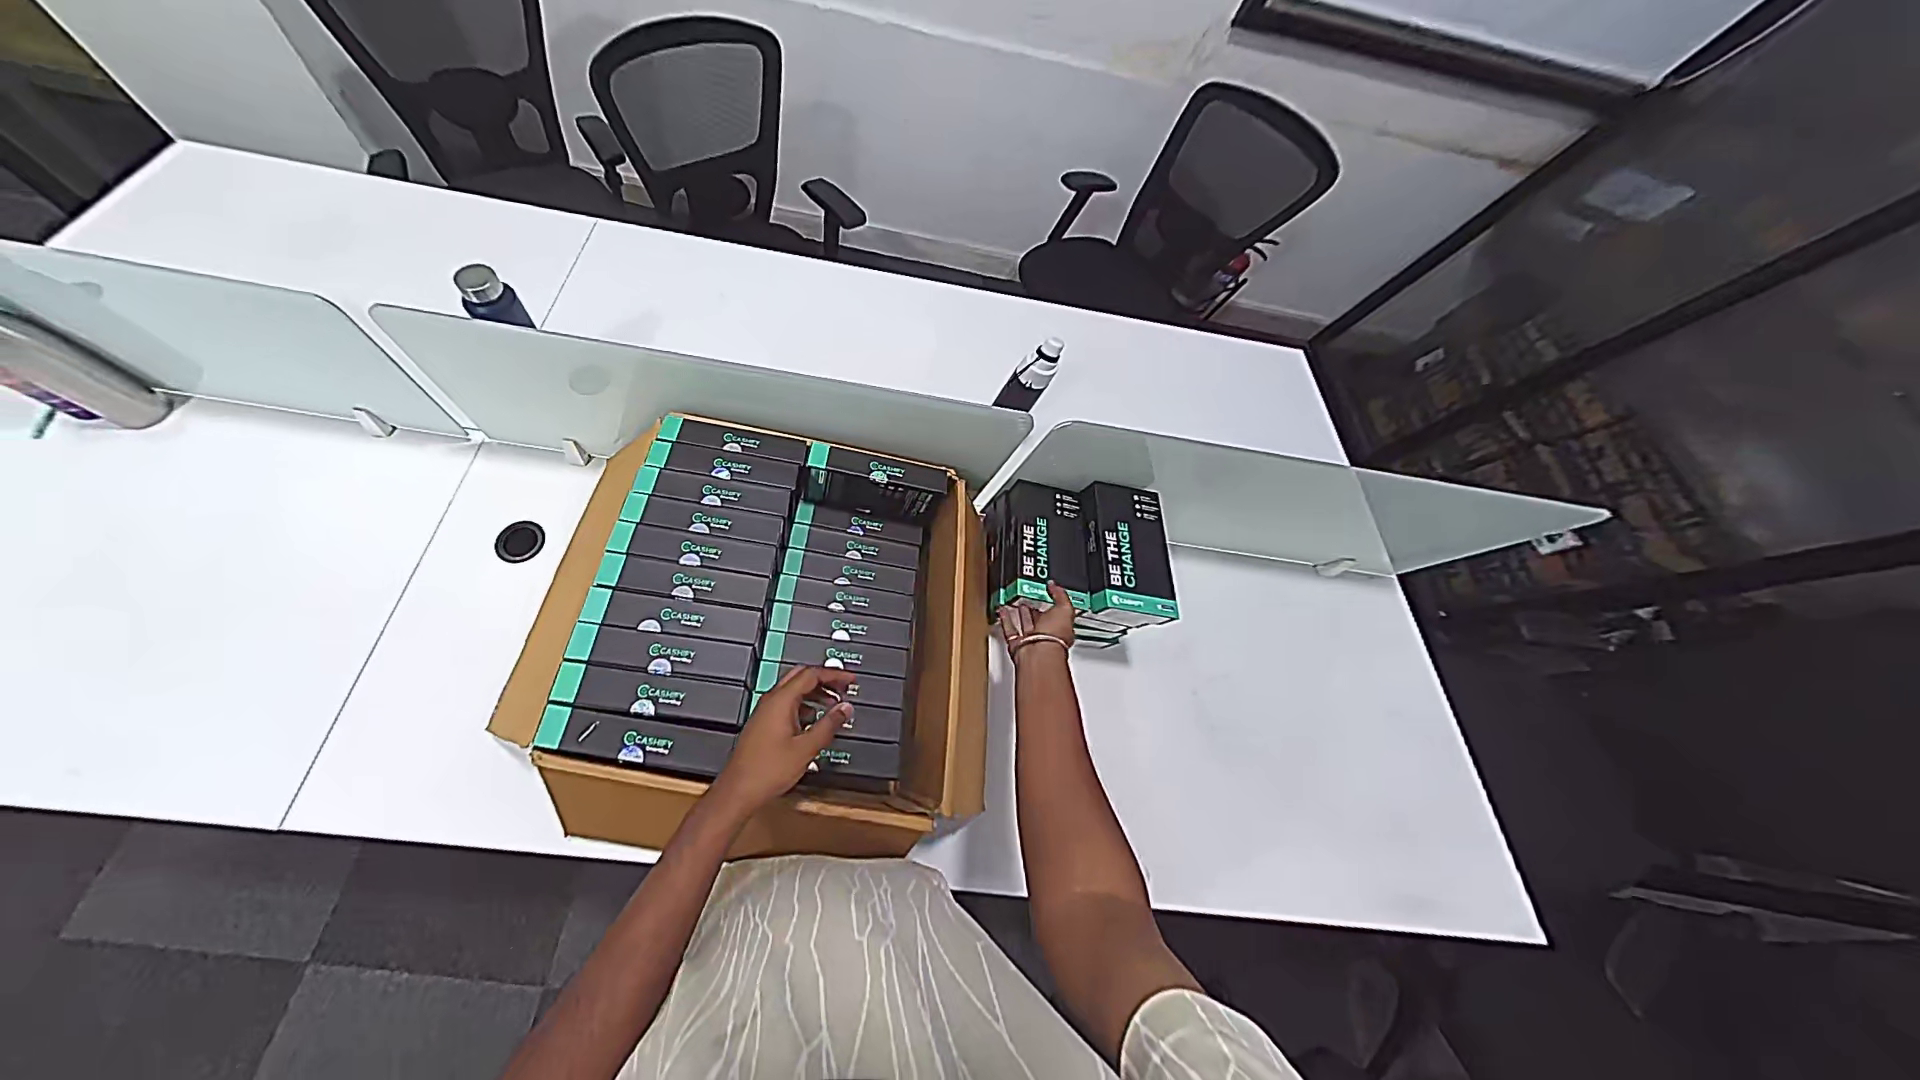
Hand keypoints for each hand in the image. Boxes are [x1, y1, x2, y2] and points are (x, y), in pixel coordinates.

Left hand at [707, 665, 855, 818]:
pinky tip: (814, 722)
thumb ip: (829, 725)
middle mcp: (770, 702)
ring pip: (793, 691)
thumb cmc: (766, 771)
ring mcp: (765, 713)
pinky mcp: (763, 724)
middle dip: (824, 680)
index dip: (834, 675)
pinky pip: (787, 705)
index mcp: (781, 701)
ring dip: (815, 694)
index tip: (849, 680)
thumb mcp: (806, 747)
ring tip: (833, 706)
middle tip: (842, 687)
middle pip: (801, 677)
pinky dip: (805, 706)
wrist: (739, 791)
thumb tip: (844, 709)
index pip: (811, 674)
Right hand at [999, 581, 1074, 665]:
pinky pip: (1010, 629)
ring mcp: (1031, 641)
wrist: (1040, 653)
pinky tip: (1003, 610)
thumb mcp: (1065, 608)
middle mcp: (1046, 636)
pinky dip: (1006, 619)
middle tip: (1028, 598)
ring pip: (1024, 624)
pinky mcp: (1017, 645)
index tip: (1047, 592)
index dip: (1053, 603)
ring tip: (1015, 602)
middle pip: (1039, 620)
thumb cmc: (1055, 636)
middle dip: (1034, 610)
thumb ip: (1060, 595)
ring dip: (1019, 613)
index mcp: (1061, 628)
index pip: (1057, 613)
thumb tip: (1055, 586)